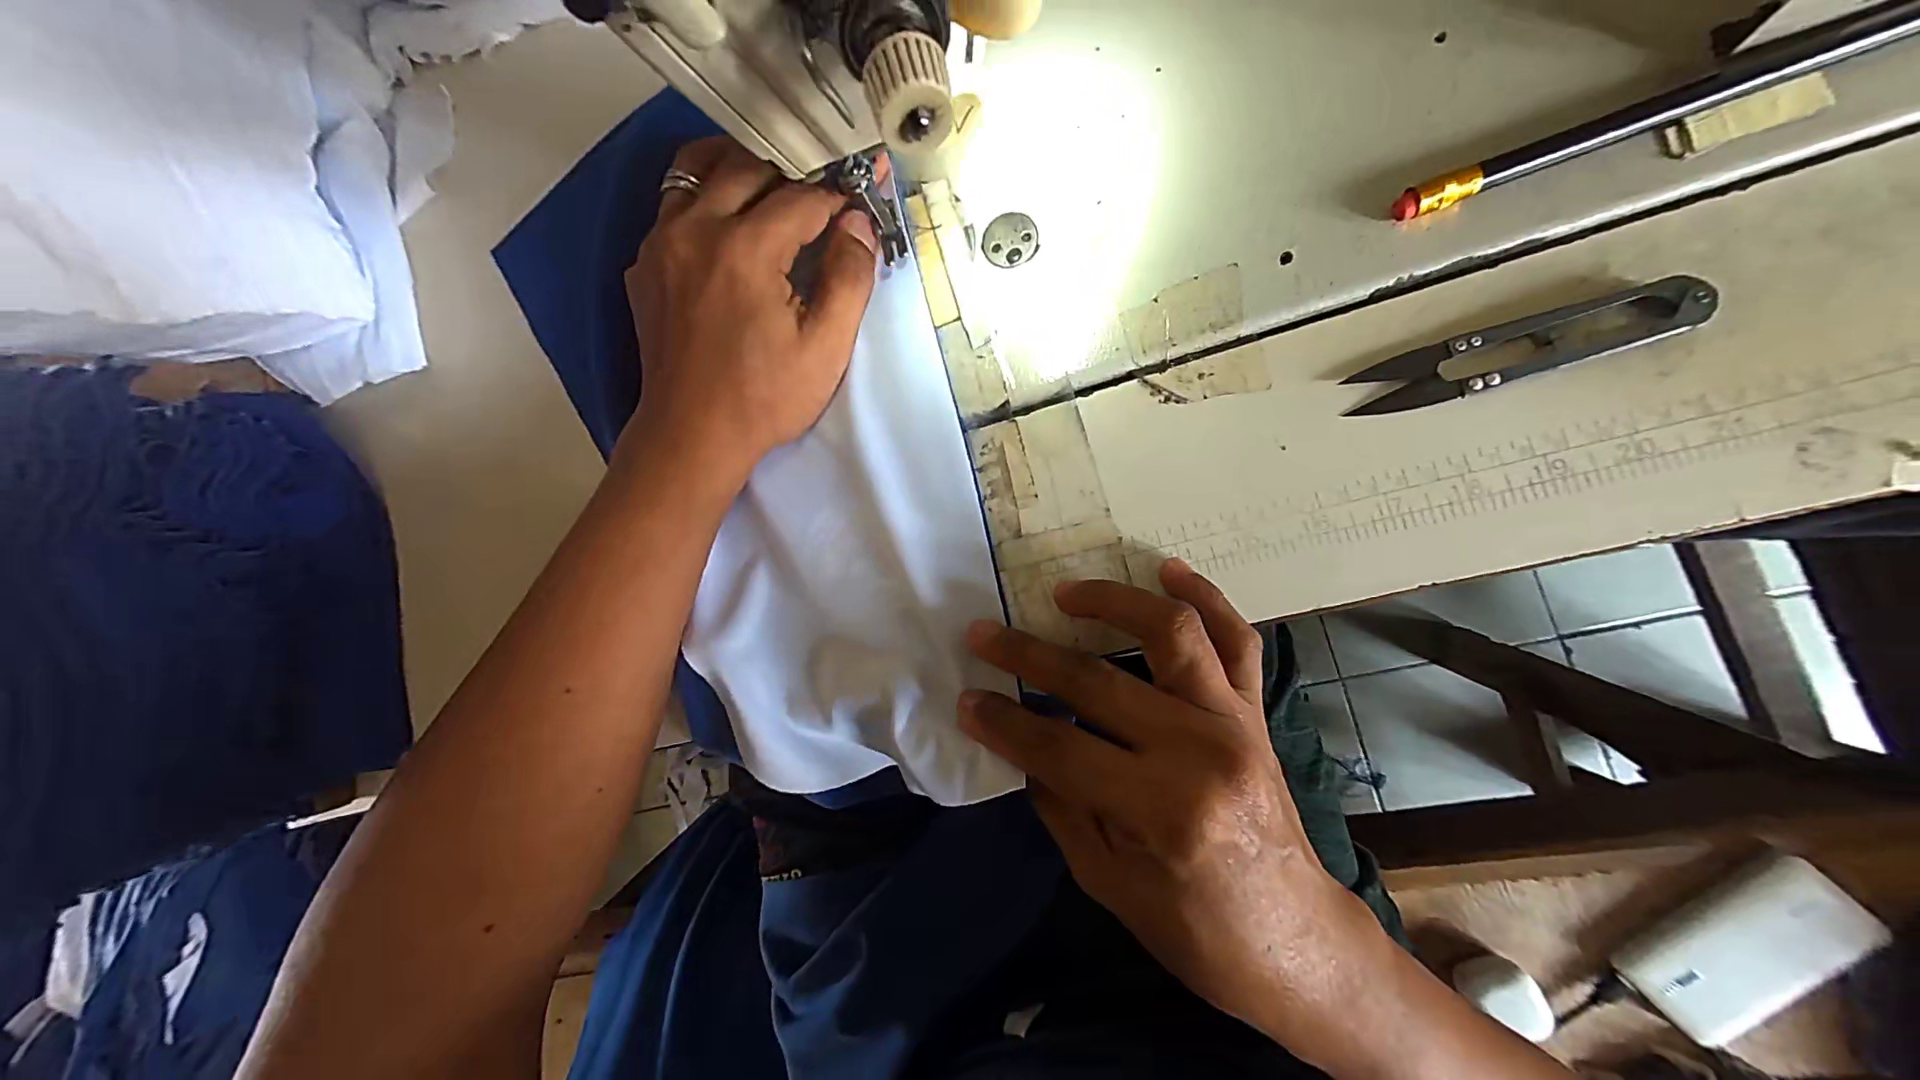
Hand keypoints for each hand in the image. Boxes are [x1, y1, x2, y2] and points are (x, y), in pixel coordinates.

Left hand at [621, 138, 881, 482]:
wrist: (694, 434)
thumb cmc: (764, 398)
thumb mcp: (826, 347)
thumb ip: (849, 278)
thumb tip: (858, 225)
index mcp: (745, 248)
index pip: (802, 197)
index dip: (837, 200)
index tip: (855, 209)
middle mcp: (695, 230)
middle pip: (748, 166)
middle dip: (791, 179)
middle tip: (817, 211)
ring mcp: (661, 245)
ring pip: (698, 170)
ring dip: (740, 173)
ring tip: (770, 200)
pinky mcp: (645, 266)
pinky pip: (674, 206)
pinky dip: (706, 203)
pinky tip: (729, 236)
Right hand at [958, 559, 1364, 1029]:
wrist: (1294, 940)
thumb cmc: (1195, 929)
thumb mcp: (1107, 880)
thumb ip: (1060, 802)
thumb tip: (1020, 742)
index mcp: (1162, 809)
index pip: (1059, 747)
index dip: (1004, 722)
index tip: (968, 699)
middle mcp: (1203, 751)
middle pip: (1099, 683)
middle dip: (1029, 656)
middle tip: (984, 635)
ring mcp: (1236, 723)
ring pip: (1174, 632)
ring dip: (1113, 601)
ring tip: (1066, 592)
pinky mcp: (1255, 713)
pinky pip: (1235, 639)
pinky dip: (1204, 596)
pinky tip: (1167, 569)